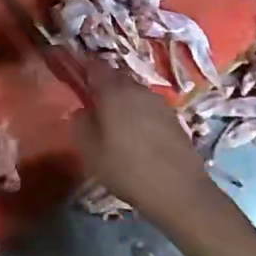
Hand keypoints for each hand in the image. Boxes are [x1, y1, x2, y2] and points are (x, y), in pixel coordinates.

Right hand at [70, 61, 216, 228]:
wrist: (179, 189)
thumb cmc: (127, 168)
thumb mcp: (90, 151)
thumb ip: (80, 124)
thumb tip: (82, 111)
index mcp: (113, 90)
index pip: (95, 66)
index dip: (84, 68)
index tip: (76, 77)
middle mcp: (137, 88)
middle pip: (116, 77)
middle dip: (104, 86)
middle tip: (93, 104)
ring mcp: (158, 101)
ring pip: (134, 92)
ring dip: (123, 101)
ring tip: (115, 123)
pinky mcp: (173, 117)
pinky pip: (148, 107)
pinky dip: (139, 114)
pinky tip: (137, 135)